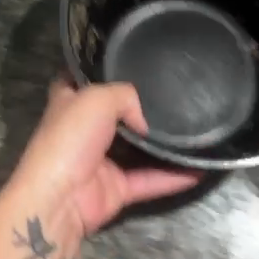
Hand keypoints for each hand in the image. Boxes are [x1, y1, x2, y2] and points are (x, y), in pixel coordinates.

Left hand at [0, 81, 199, 258]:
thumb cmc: (69, 138)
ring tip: (195, 127)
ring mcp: (100, 161)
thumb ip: (126, 96)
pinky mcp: (115, 189)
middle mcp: (84, 129)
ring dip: (162, 143)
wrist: (58, 199)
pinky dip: (173, 176)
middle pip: (115, 113)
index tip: (130, 59)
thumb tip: (144, 122)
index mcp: (69, 101)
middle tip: (175, 92)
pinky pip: (150, 180)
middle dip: (140, 106)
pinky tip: (200, 167)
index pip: (84, 78)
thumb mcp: (96, 97)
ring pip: (137, 148)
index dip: (103, 68)